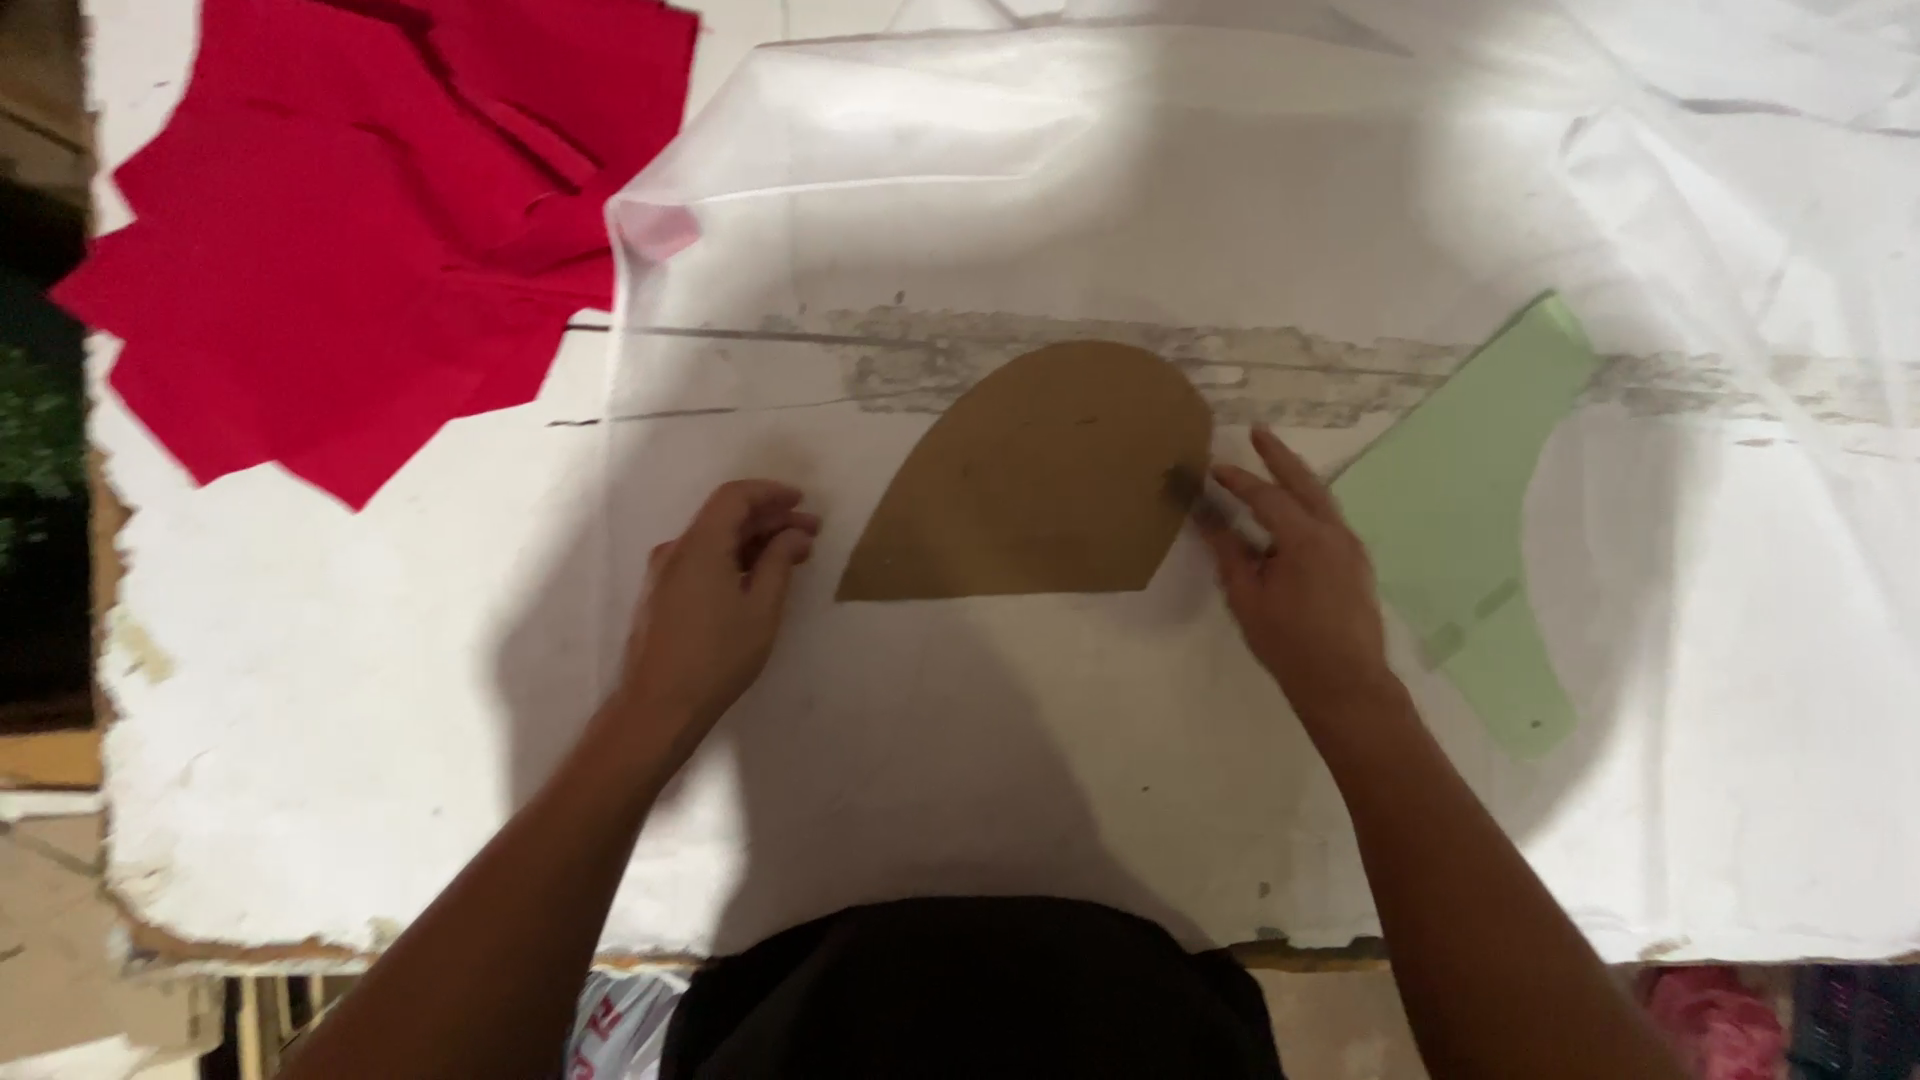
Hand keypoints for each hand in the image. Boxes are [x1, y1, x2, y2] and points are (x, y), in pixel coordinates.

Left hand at [611, 480, 819, 757]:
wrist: (657, 707)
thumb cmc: (717, 657)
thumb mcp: (761, 609)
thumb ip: (779, 563)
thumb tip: (794, 534)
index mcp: (699, 545)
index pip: (735, 496)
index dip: (771, 493)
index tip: (802, 501)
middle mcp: (676, 550)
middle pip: (725, 516)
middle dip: (770, 519)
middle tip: (810, 533)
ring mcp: (664, 573)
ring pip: (713, 540)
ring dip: (753, 540)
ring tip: (791, 556)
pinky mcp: (661, 595)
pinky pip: (702, 560)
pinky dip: (733, 558)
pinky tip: (757, 577)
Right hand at [1201, 427, 1396, 720]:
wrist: (1346, 683)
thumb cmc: (1288, 643)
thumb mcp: (1248, 599)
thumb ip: (1230, 554)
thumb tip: (1209, 520)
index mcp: (1306, 540)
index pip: (1267, 497)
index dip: (1238, 481)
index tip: (1213, 468)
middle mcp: (1335, 534)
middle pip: (1305, 483)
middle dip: (1279, 456)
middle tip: (1259, 432)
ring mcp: (1351, 549)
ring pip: (1322, 500)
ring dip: (1297, 479)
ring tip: (1274, 465)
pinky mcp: (1357, 565)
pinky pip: (1329, 521)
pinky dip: (1308, 506)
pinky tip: (1292, 514)